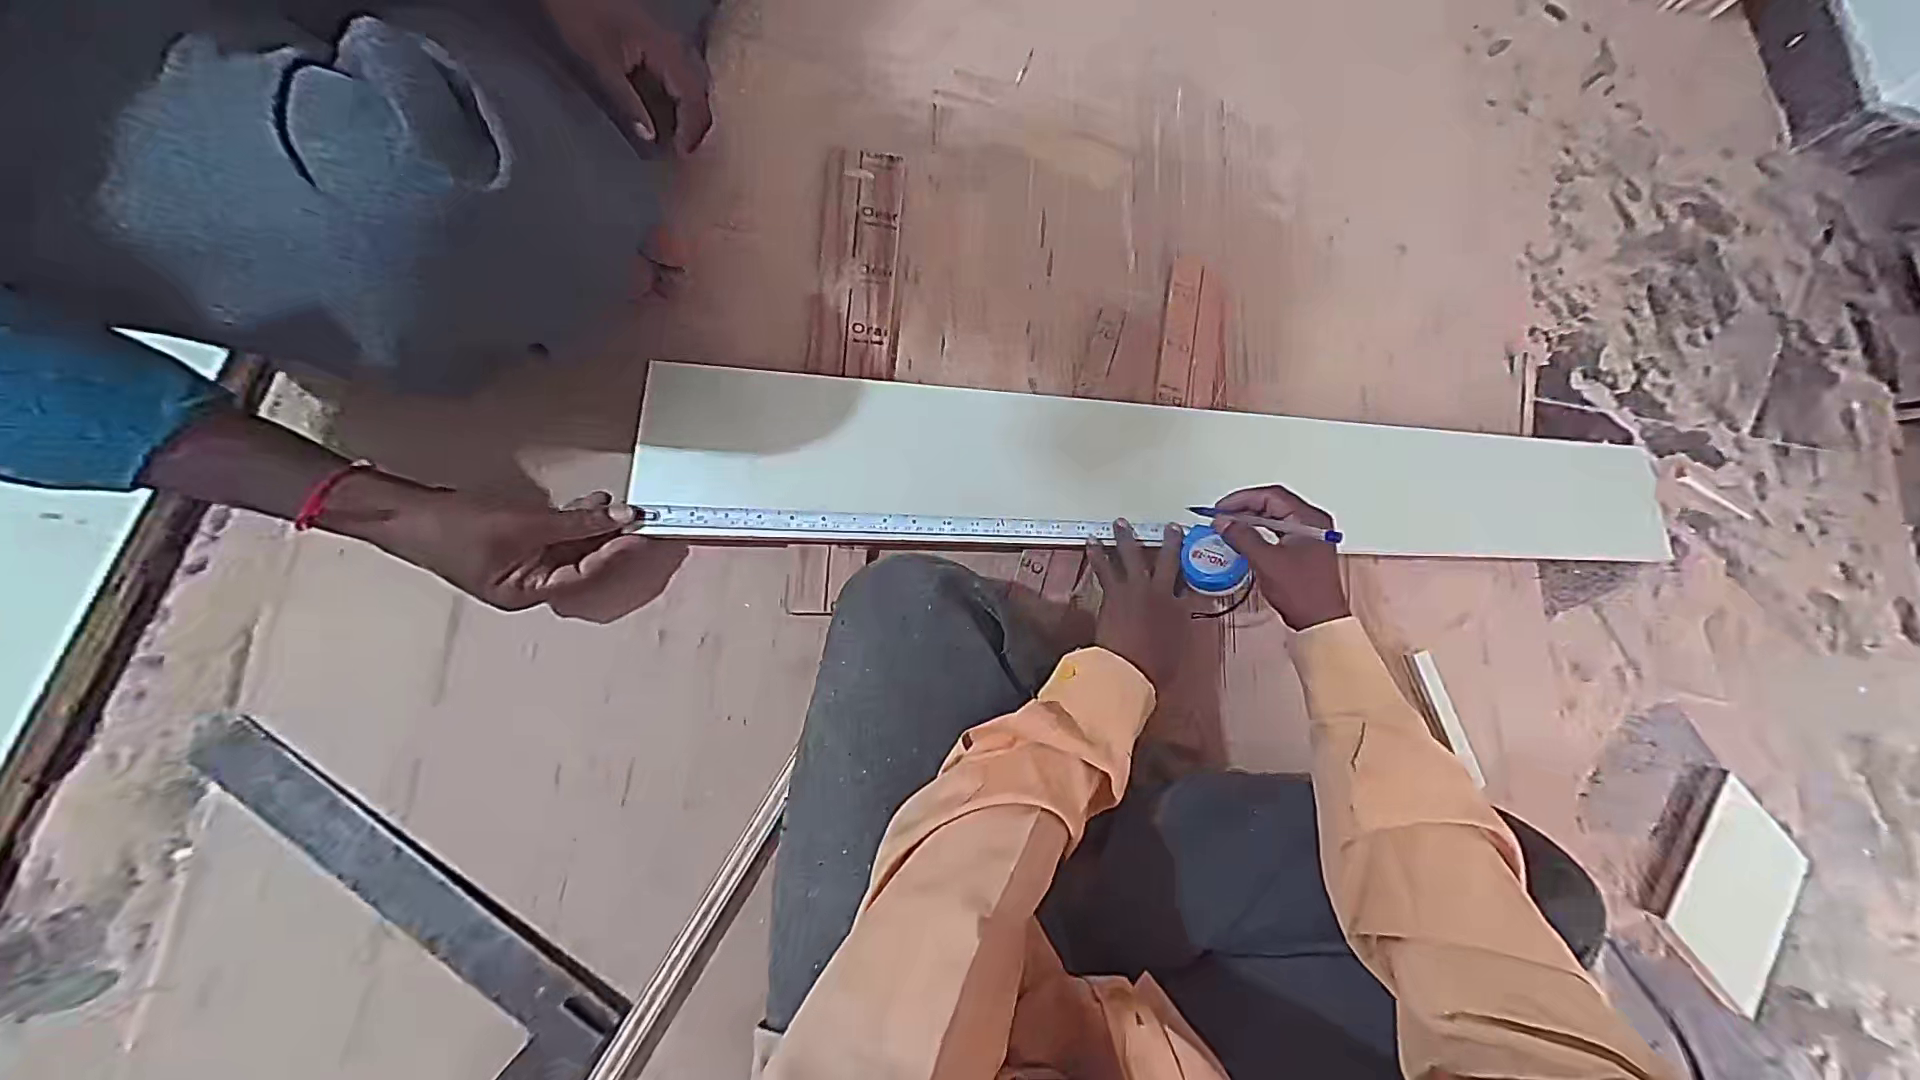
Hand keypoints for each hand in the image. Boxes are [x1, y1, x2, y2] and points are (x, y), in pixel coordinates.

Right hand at [375, 487, 661, 611]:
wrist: (401, 510)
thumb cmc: (453, 527)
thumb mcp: (525, 523)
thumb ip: (578, 522)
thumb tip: (621, 517)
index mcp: (526, 592)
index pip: (583, 576)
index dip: (614, 556)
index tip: (638, 536)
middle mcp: (530, 583)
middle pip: (583, 563)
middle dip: (610, 540)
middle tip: (638, 521)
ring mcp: (525, 563)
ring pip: (574, 546)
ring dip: (595, 525)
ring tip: (617, 506)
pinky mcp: (522, 543)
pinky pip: (559, 534)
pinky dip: (576, 519)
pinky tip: (594, 504)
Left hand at [542, 0, 713, 152]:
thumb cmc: (574, 10)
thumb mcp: (596, 62)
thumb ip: (626, 104)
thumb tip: (650, 139)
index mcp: (667, 50)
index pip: (694, 100)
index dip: (692, 131)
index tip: (682, 154)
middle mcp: (673, 40)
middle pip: (700, 89)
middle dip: (697, 121)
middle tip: (687, 147)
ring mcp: (664, 32)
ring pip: (693, 78)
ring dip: (690, 106)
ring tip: (680, 130)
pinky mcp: (650, 28)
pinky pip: (679, 66)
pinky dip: (679, 90)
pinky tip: (667, 101)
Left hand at [1086, 520, 1188, 686]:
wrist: (1130, 668)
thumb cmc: (1155, 667)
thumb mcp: (1176, 648)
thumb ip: (1176, 631)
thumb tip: (1172, 626)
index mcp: (1181, 609)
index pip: (1190, 582)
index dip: (1191, 567)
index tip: (1194, 555)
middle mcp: (1162, 592)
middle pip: (1169, 559)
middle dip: (1171, 541)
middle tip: (1172, 528)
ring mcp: (1137, 588)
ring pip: (1132, 555)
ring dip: (1127, 537)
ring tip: (1121, 523)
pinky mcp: (1115, 591)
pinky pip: (1105, 567)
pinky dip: (1097, 554)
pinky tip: (1092, 542)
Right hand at [1213, 484, 1349, 630]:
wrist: (1319, 620)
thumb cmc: (1302, 592)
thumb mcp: (1266, 560)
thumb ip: (1242, 536)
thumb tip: (1223, 522)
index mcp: (1310, 519)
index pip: (1272, 496)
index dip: (1242, 499)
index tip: (1221, 508)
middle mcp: (1312, 523)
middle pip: (1273, 503)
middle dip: (1244, 507)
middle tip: (1221, 515)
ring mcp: (1309, 535)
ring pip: (1274, 516)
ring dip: (1249, 519)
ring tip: (1227, 524)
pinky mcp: (1303, 547)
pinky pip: (1276, 530)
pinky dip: (1257, 530)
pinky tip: (1242, 537)